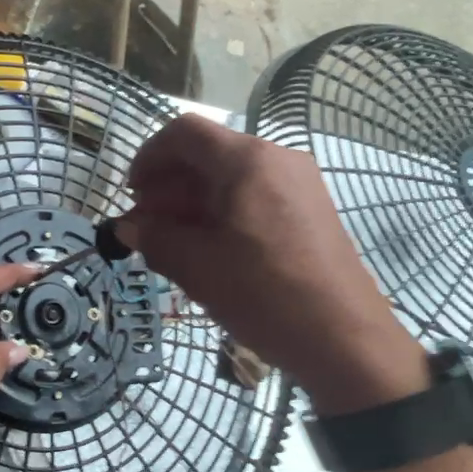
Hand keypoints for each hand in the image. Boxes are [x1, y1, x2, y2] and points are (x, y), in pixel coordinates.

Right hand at [118, 115, 429, 415]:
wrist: (345, 338)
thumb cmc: (265, 295)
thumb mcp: (197, 268)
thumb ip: (155, 238)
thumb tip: (127, 227)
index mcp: (247, 161)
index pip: (184, 132)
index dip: (149, 157)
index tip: (132, 195)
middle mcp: (277, 159)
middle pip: (209, 155)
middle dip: (169, 187)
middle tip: (146, 230)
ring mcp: (299, 184)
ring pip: (232, 178)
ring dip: (194, 204)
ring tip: (174, 247)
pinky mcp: (310, 210)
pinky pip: (255, 197)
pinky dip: (224, 214)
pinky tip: (210, 252)